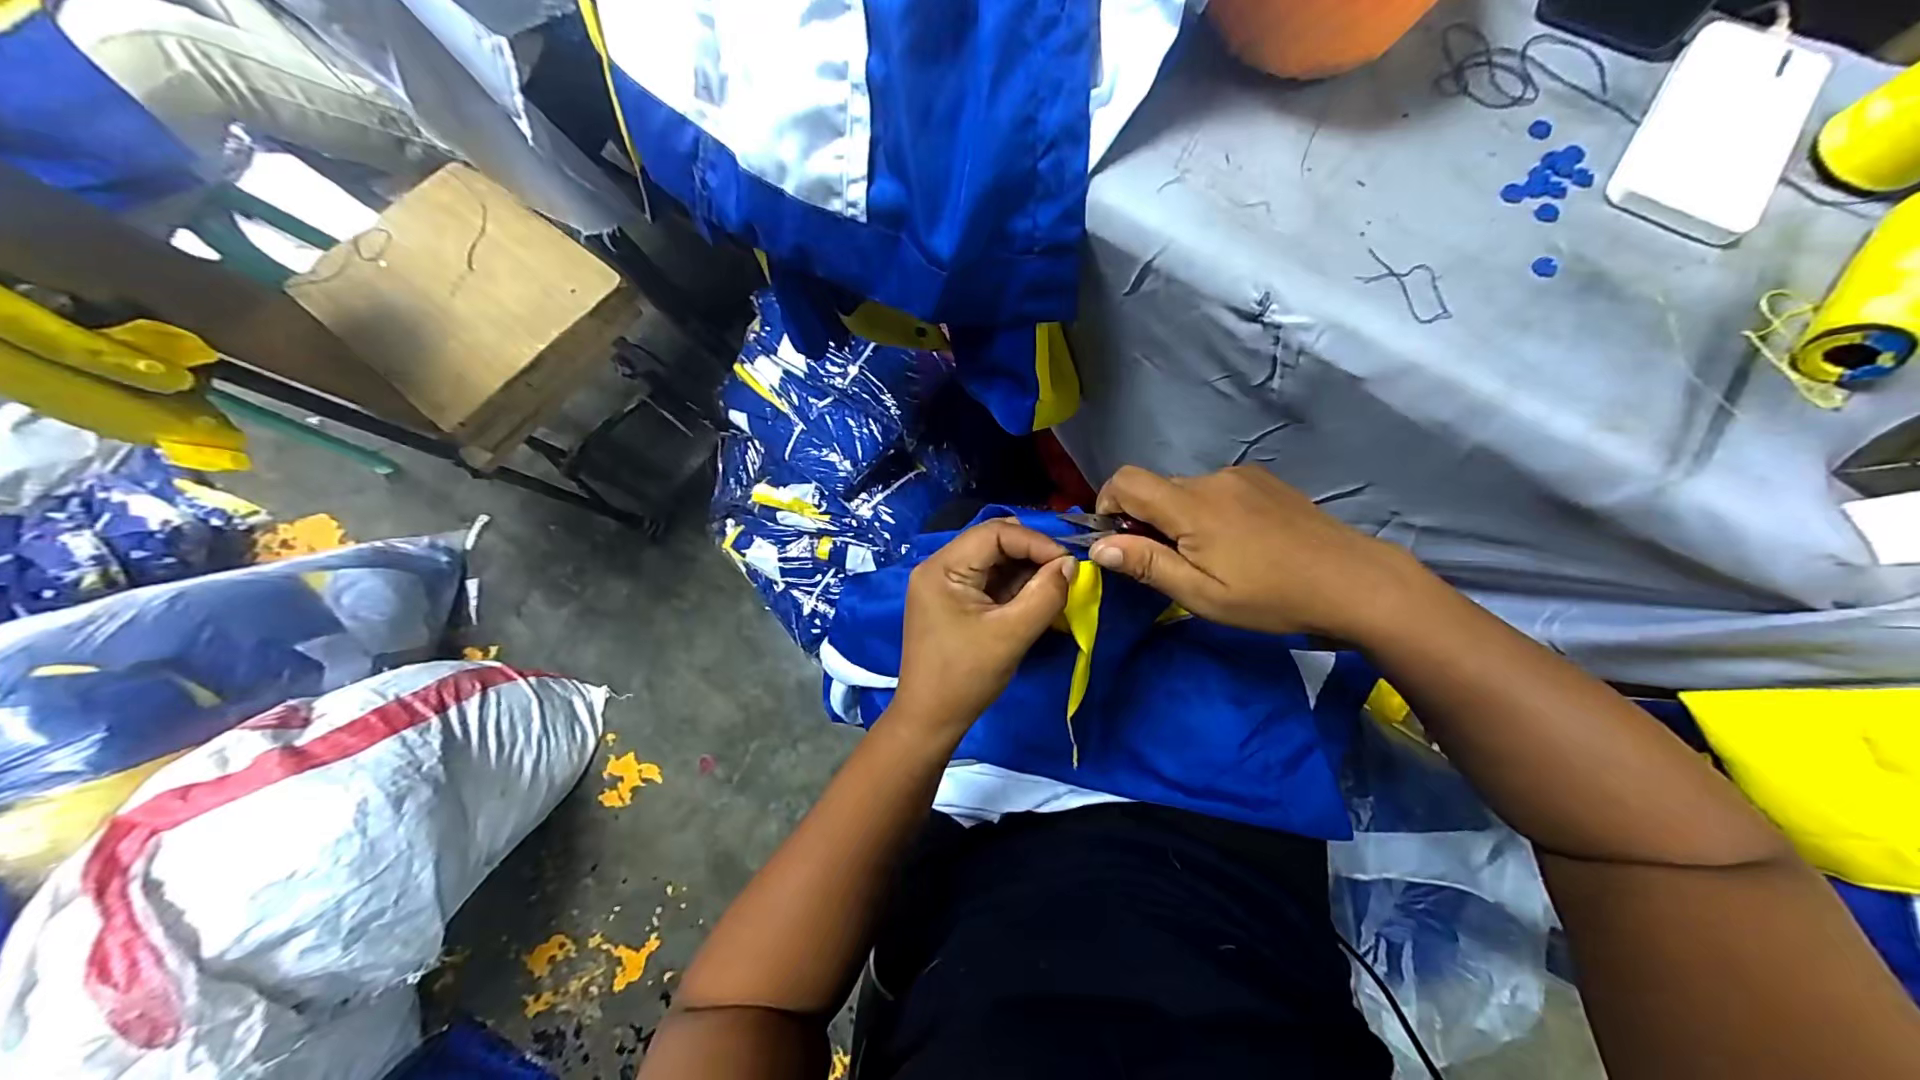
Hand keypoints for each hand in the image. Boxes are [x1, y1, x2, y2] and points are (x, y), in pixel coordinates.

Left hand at [890, 520, 1076, 737]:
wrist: (930, 719)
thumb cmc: (965, 677)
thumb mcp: (1011, 634)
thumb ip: (1045, 595)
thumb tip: (1071, 565)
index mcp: (942, 567)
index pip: (995, 533)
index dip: (1035, 542)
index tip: (1068, 563)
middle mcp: (939, 567)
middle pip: (993, 542)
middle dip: (1033, 554)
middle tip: (1066, 571)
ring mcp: (945, 585)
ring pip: (994, 561)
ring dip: (1027, 570)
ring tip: (1057, 586)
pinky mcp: (954, 602)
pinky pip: (989, 581)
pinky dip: (1016, 587)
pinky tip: (1038, 598)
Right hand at [1088, 465, 1426, 641]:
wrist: (1354, 581)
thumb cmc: (1271, 597)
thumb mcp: (1201, 594)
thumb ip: (1146, 564)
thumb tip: (1098, 546)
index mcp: (1191, 505)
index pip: (1125, 480)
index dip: (1107, 504)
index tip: (1118, 540)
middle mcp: (1212, 479)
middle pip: (1156, 488)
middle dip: (1146, 520)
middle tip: (1170, 564)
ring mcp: (1243, 477)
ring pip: (1187, 491)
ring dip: (1180, 518)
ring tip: (1213, 558)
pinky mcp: (1265, 482)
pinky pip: (1217, 490)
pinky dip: (1209, 512)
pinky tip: (1240, 544)